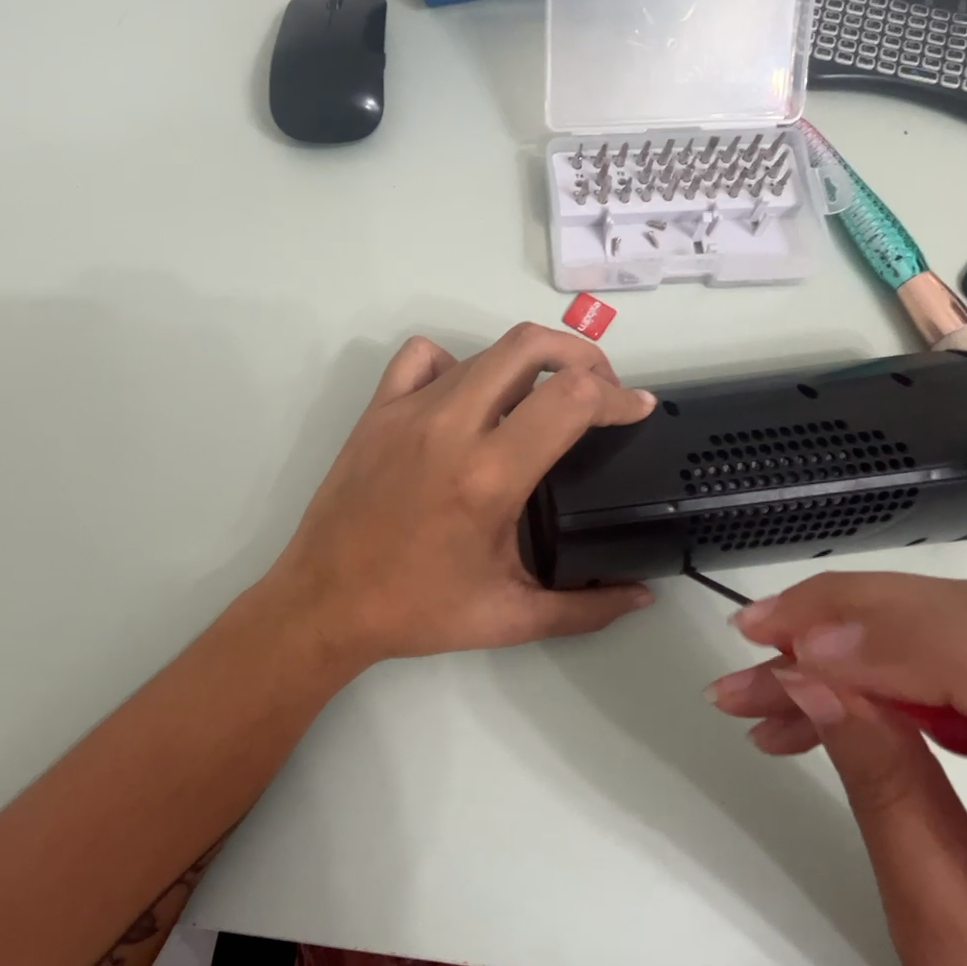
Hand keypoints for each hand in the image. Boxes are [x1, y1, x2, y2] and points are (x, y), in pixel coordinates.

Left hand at [259, 324, 657, 665]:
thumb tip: (641, 595)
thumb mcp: (511, 619)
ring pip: (483, 353)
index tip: (635, 410)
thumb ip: (586, 608)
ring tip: (541, 401)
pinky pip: (423, 357)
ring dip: (526, 365)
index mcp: (490, 475)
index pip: (571, 398)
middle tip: (596, 392)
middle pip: (530, 346)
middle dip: (580, 358)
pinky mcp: (377, 411)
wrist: (326, 602)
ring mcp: (408, 412)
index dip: (618, 397)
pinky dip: (456, 363)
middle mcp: (450, 427)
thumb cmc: (417, 611)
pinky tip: (466, 398)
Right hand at [706, 572, 966, 965]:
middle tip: (757, 638)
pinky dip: (907, 665)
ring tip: (772, 679)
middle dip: (869, 622)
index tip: (801, 648)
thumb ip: (895, 809)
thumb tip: (815, 685)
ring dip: (872, 640)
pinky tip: (841, 687)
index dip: (926, 649)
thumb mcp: (966, 957)